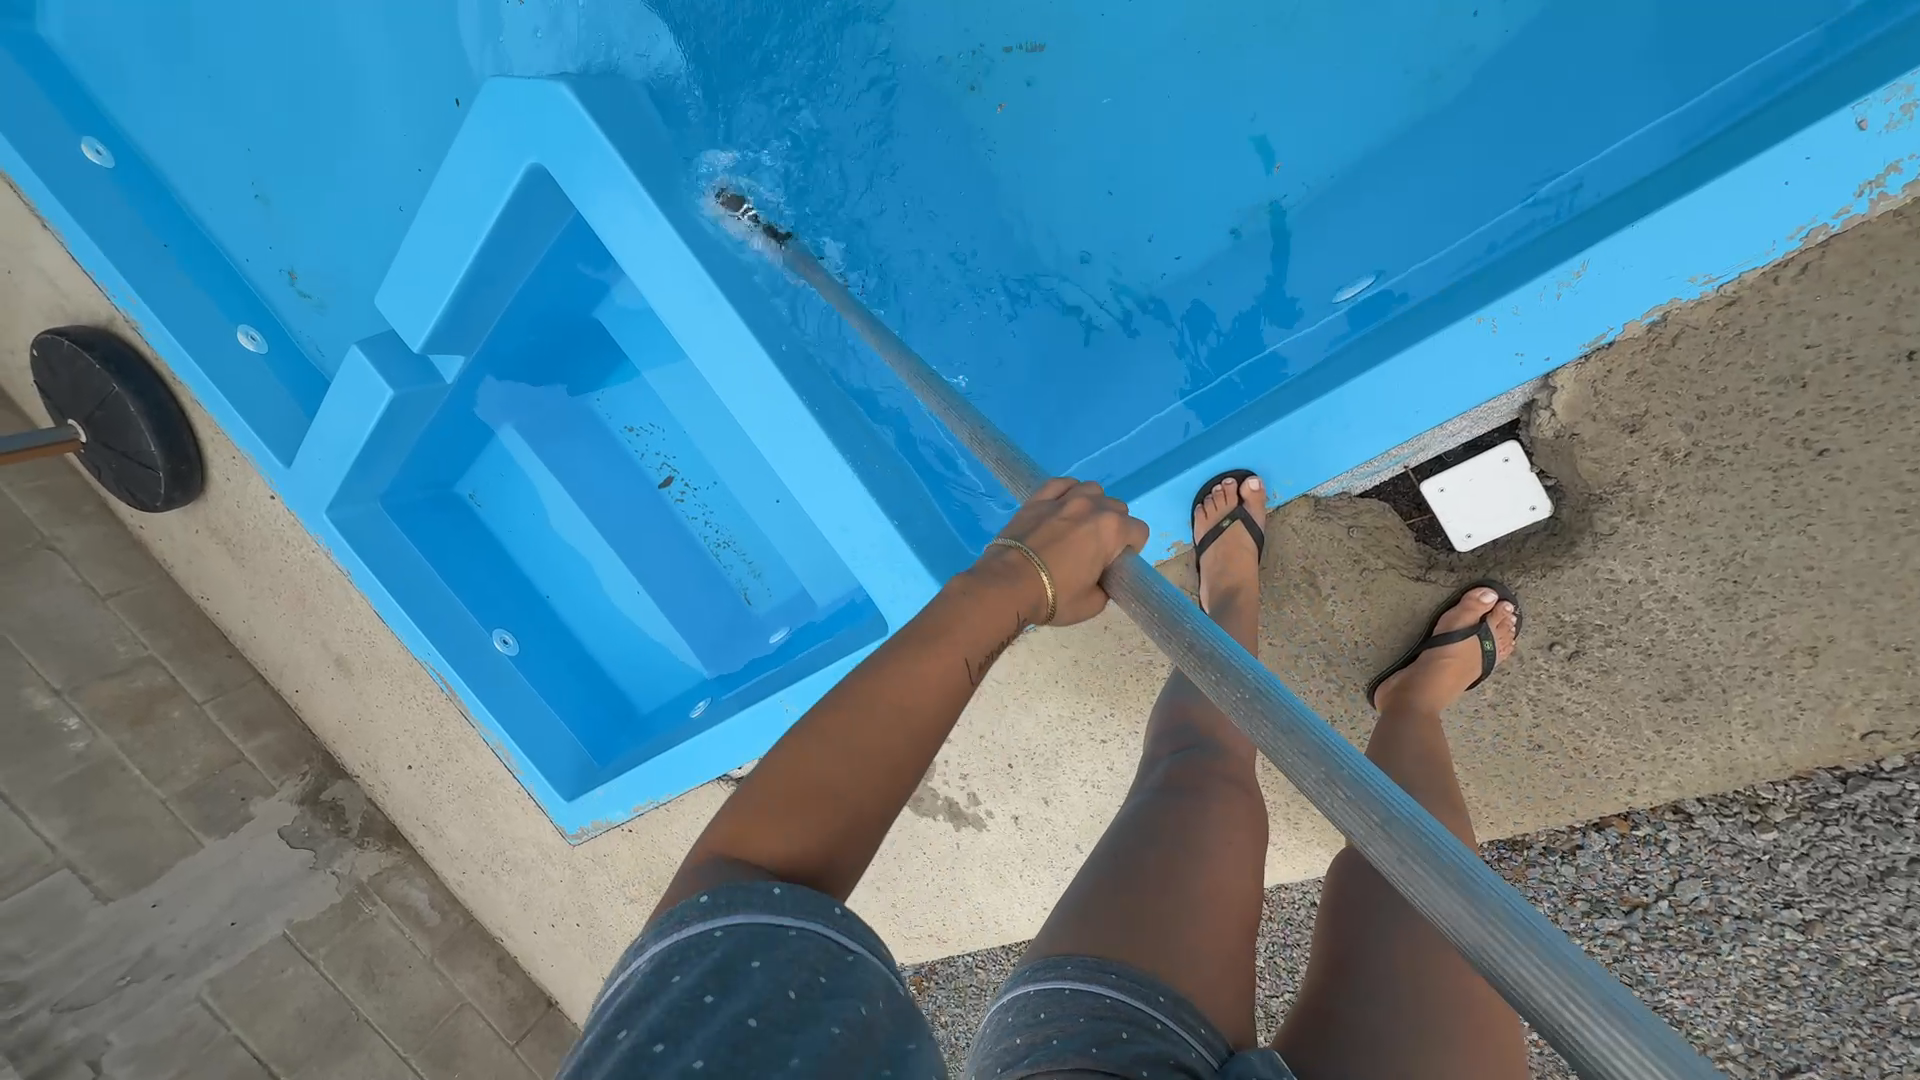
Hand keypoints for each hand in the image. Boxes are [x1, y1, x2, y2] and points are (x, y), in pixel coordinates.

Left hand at [964, 477, 1149, 626]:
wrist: (1006, 586)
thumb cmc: (1054, 597)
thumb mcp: (1092, 604)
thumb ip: (1105, 587)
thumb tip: (1100, 580)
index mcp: (1111, 530)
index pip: (1139, 531)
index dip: (1131, 549)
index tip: (1115, 564)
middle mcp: (1091, 507)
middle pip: (1117, 508)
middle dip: (1114, 527)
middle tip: (1096, 550)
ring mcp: (1062, 499)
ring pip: (1091, 490)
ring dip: (1093, 505)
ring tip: (1080, 525)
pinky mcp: (1036, 499)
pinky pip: (1060, 484)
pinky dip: (1067, 491)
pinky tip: (1062, 506)